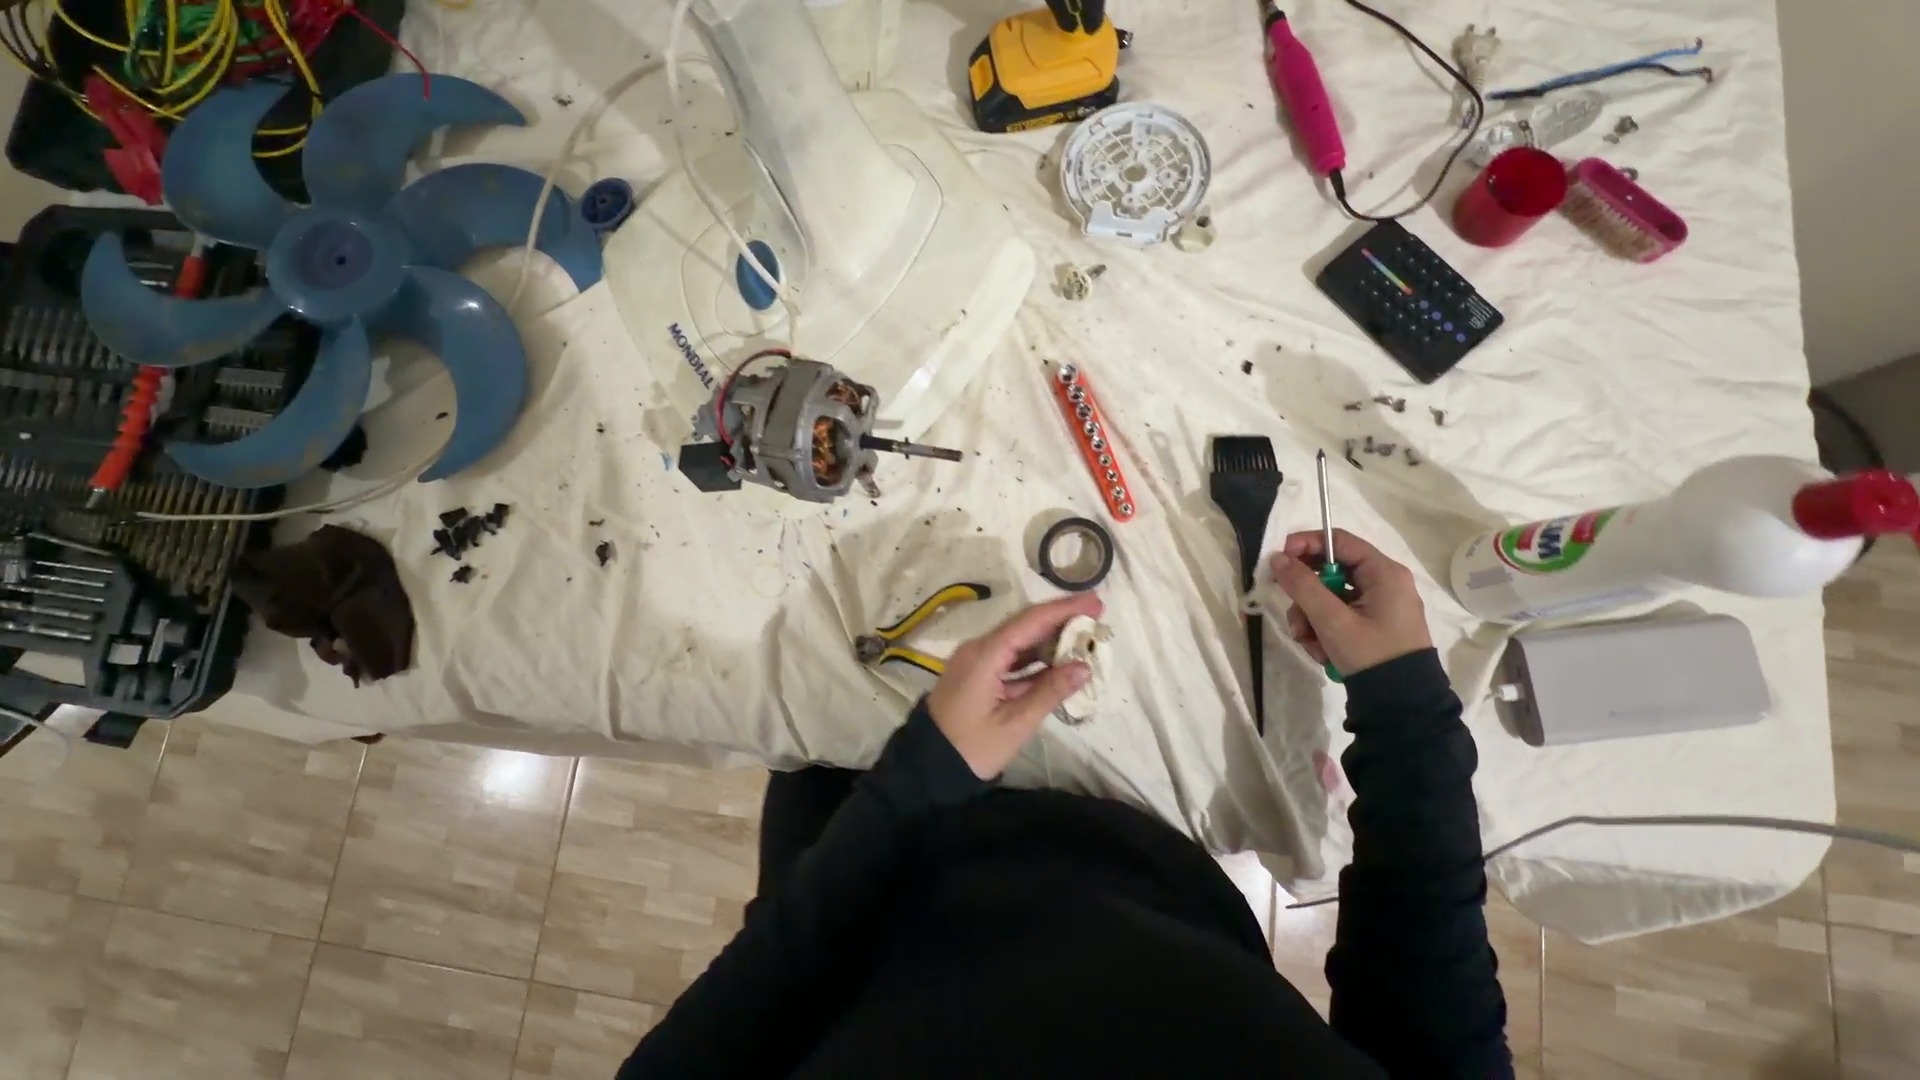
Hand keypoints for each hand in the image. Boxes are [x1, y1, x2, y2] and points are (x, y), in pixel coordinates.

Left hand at [926, 594, 1101, 779]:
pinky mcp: (977, 675)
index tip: (1095, 602)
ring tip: (1084, 638)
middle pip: (1024, 625)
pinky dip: (1035, 658)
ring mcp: (976, 661)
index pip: (1029, 622)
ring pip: (1018, 641)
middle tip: (1095, 617)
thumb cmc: (971, 748)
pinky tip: (1059, 662)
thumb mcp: (1015, 724)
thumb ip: (1049, 692)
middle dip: (1060, 620)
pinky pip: (1010, 657)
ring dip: (1050, 639)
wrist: (928, 768)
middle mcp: (978, 649)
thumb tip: (1084, 667)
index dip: (1064, 610)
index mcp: (984, 656)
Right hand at [1270, 529, 1431, 676]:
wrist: (1402, 703)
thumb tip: (1277, 558)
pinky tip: (1322, 650)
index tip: (1278, 560)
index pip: (1338, 541)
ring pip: (1329, 596)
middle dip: (1306, 595)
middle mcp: (1383, 583)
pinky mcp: (1371, 624)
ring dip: (1310, 617)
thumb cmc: (1371, 654)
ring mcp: (1378, 605)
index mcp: (1383, 573)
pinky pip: (1337, 615)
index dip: (1306, 544)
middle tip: (1293, 613)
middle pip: (1330, 571)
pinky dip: (1323, 630)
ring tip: (1309, 641)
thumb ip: (1303, 586)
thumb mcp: (1332, 620)